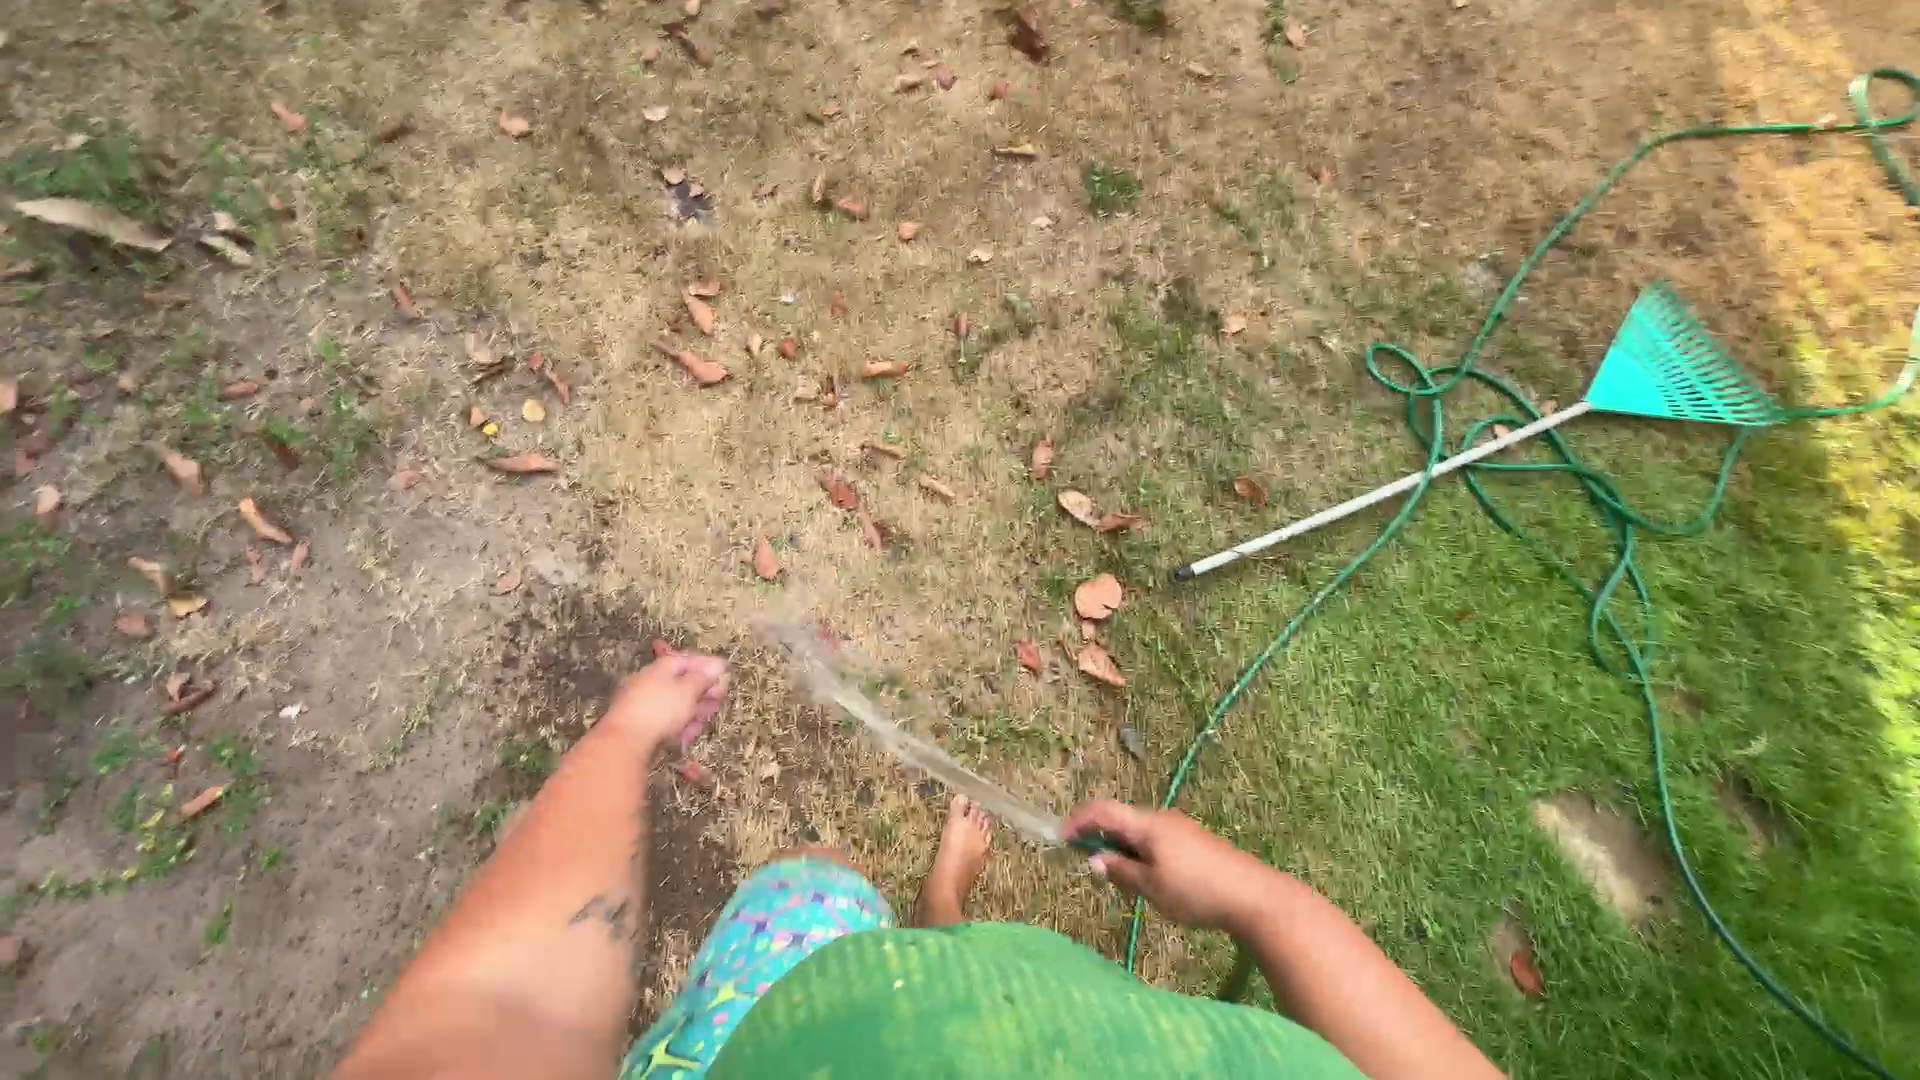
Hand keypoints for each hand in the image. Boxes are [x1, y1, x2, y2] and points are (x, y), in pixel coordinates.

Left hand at [600, 653, 728, 753]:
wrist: (624, 743)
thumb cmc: (661, 710)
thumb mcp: (688, 690)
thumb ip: (704, 677)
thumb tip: (718, 664)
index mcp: (661, 668)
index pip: (688, 659)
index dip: (708, 665)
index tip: (726, 674)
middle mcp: (650, 681)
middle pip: (683, 682)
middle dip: (704, 691)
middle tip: (719, 700)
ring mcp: (643, 703)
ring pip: (676, 703)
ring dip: (695, 710)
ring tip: (705, 720)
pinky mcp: (641, 725)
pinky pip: (666, 720)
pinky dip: (679, 724)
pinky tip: (688, 734)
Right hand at [1062, 800, 1284, 932]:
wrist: (1255, 896)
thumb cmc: (1197, 891)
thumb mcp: (1152, 886)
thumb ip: (1120, 870)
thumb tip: (1094, 859)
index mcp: (1147, 823)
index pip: (1103, 810)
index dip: (1079, 820)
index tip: (1061, 838)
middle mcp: (1162, 818)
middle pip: (1121, 820)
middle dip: (1101, 839)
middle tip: (1093, 867)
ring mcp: (1180, 828)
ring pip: (1139, 833)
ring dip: (1123, 849)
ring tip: (1126, 882)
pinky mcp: (1194, 842)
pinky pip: (1156, 841)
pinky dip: (1142, 854)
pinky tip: (1152, 881)